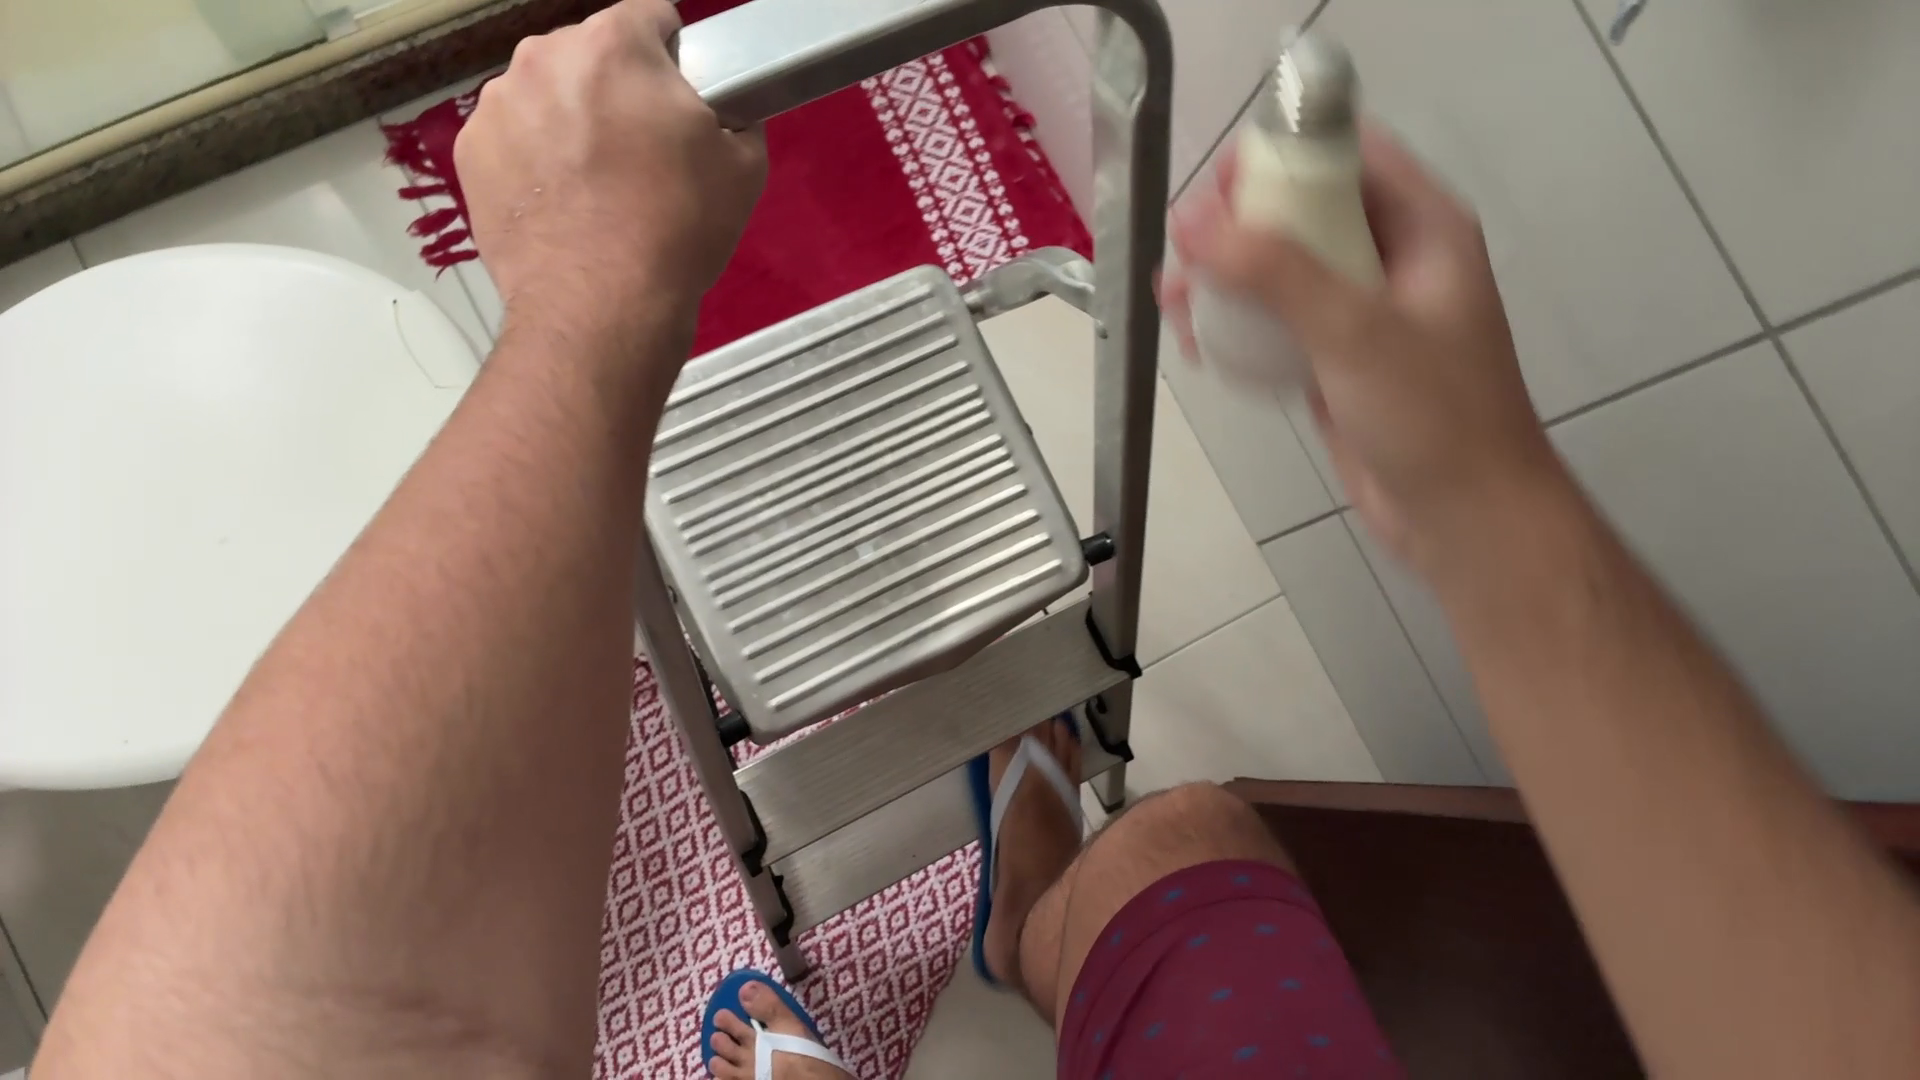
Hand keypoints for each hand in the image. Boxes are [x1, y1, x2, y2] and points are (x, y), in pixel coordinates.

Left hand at [455, 0, 767, 347]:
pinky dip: (537, 162)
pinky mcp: (471, 152)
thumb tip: (722, 113)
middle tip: (646, 158)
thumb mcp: (744, 170)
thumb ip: (737, 117)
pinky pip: (514, 140)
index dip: (677, 60)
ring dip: (573, 123)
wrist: (603, 304)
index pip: (653, 17)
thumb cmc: (679, 230)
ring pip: (548, 96)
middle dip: (620, 92)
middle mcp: (545, 56)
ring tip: (601, 190)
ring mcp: (498, 103)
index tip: (683, 104)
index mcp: (617, 46)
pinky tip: (565, 207)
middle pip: (593, 56)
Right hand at [1163, 126, 1571, 577]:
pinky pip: (1274, 325)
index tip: (1213, 191)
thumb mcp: (1353, 330)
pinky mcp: (1331, 360)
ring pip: (1279, 272)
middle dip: (1234, 229)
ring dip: (1224, 282)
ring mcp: (1358, 314)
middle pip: (1300, 213)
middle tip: (1180, 259)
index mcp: (1420, 228)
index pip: (1345, 155)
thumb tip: (1190, 221)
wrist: (1457, 515)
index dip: (1279, 157)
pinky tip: (1198, 344)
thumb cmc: (1428, 416)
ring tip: (1172, 305)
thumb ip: (1273, 271)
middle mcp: (1388, 260)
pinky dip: (1235, 327)